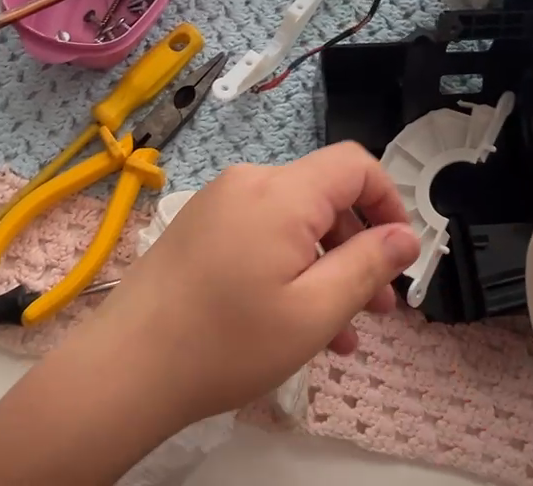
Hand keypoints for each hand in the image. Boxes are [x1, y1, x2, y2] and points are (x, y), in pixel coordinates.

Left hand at [79, 141, 421, 423]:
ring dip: (325, 266)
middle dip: (359, 246)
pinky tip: (296, 322)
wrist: (126, 367)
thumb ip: (368, 266)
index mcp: (281, 192)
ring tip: (342, 331)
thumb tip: (406, 236)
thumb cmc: (227, 342)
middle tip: (378, 307)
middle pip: (324, 196)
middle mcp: (250, 182)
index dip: (389, 200)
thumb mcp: (314, 312)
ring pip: (294, 222)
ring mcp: (220, 203)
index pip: (355, 164)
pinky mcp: (201, 226)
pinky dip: (288, 266)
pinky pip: (261, 233)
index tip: (401, 251)